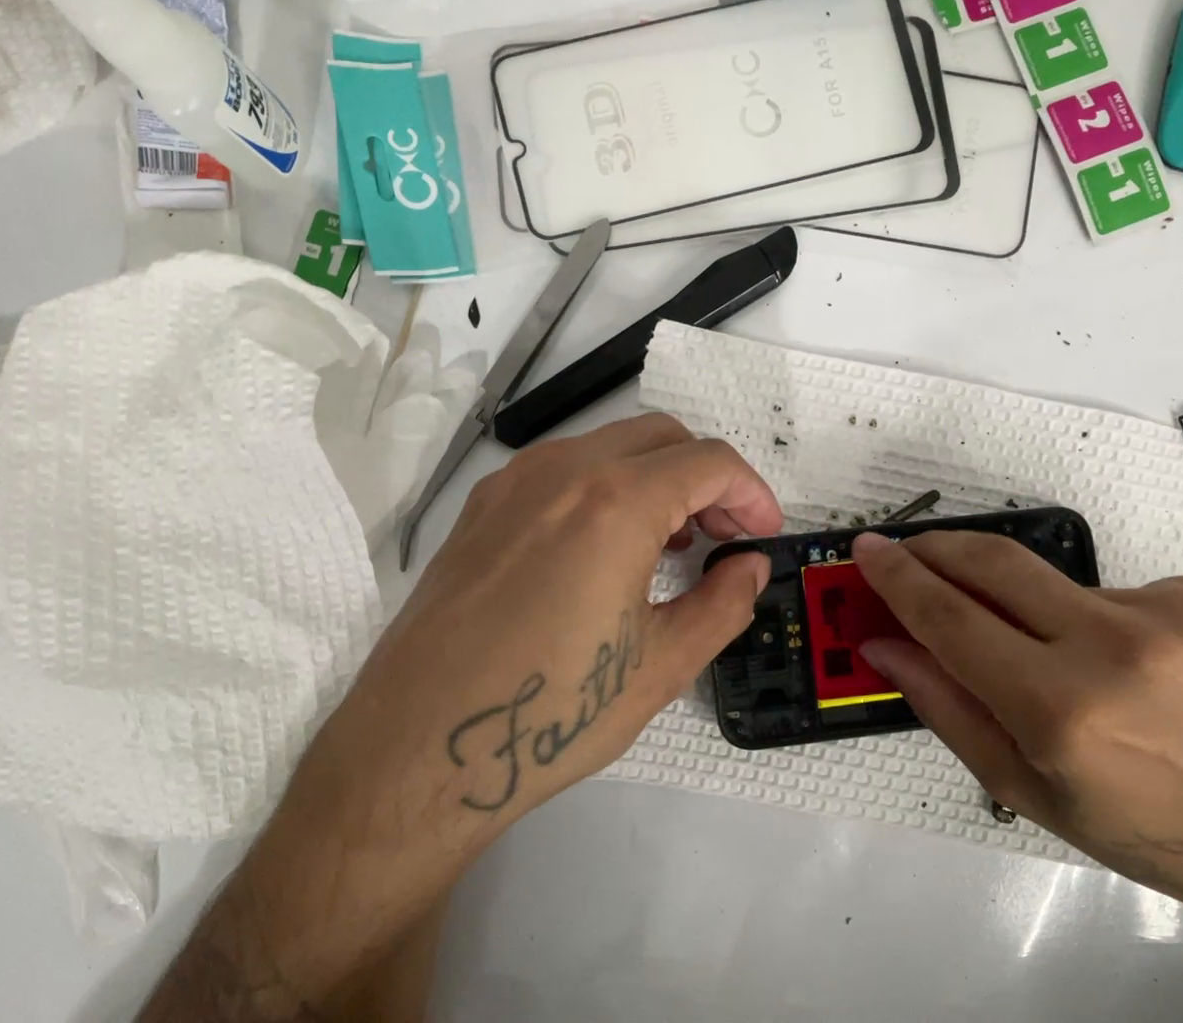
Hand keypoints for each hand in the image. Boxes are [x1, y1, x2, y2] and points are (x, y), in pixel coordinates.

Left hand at [141, 415, 780, 1019]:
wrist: (419, 747)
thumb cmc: (552, 711)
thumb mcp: (661, 667)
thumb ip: (723, 605)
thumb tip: (749, 568)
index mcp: (615, 502)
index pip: (709, 461)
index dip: (752, 493)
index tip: (763, 536)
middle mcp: (561, 472)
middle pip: (660, 436)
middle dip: (707, 477)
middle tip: (725, 536)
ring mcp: (511, 485)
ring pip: (607, 445)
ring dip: (655, 477)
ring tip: (669, 544)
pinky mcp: (479, 510)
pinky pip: (560, 470)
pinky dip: (603, 487)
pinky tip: (603, 550)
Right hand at [848, 530, 1182, 951]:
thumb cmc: (1158, 836)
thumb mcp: (1032, 794)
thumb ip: (949, 710)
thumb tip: (887, 648)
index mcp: (1059, 710)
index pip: (949, 618)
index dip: (896, 579)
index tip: (865, 552)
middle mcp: (1108, 645)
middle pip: (992, 562)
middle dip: (936, 549)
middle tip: (903, 553)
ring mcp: (1159, 609)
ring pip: (1048, 580)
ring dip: (1016, 600)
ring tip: (1043, 659)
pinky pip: (1105, 592)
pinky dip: (1085, 619)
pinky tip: (1121, 667)